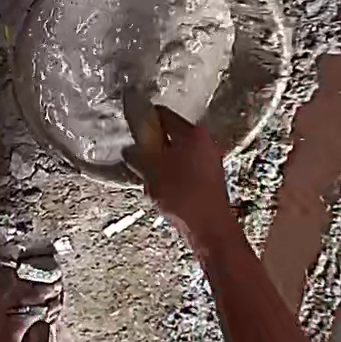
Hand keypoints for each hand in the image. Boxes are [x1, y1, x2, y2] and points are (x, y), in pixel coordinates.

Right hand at [123, 98, 238, 247]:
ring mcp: (211, 160)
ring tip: (150, 176)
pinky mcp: (211, 178)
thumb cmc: (182, 194)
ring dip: (163, 160)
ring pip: (179, 152)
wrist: (209, 227)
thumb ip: (138, 156)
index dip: (145, 118)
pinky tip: (164, 189)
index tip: (132, 127)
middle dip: (154, 144)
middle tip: (138, 155)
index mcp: (193, 133)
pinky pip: (187, 168)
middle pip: (173, 134)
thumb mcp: (151, 171)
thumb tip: (129, 150)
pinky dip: (174, 173)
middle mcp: (206, 142)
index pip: (164, 115)